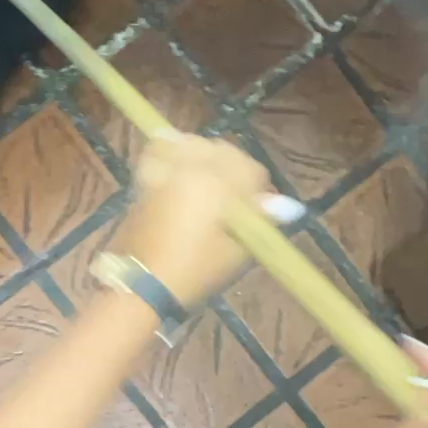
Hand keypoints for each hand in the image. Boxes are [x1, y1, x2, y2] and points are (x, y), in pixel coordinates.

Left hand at [123, 135, 269, 303]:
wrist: (142, 283)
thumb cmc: (194, 271)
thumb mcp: (234, 253)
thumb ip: (258, 222)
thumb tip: (285, 206)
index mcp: (218, 182)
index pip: (251, 169)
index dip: (258, 189)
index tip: (258, 210)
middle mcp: (193, 166)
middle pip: (223, 151)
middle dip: (233, 169)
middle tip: (234, 198)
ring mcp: (166, 169)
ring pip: (194, 144)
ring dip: (206, 157)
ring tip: (208, 182)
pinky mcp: (146, 178)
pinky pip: (163, 150)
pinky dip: (173, 153)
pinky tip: (179, 171)